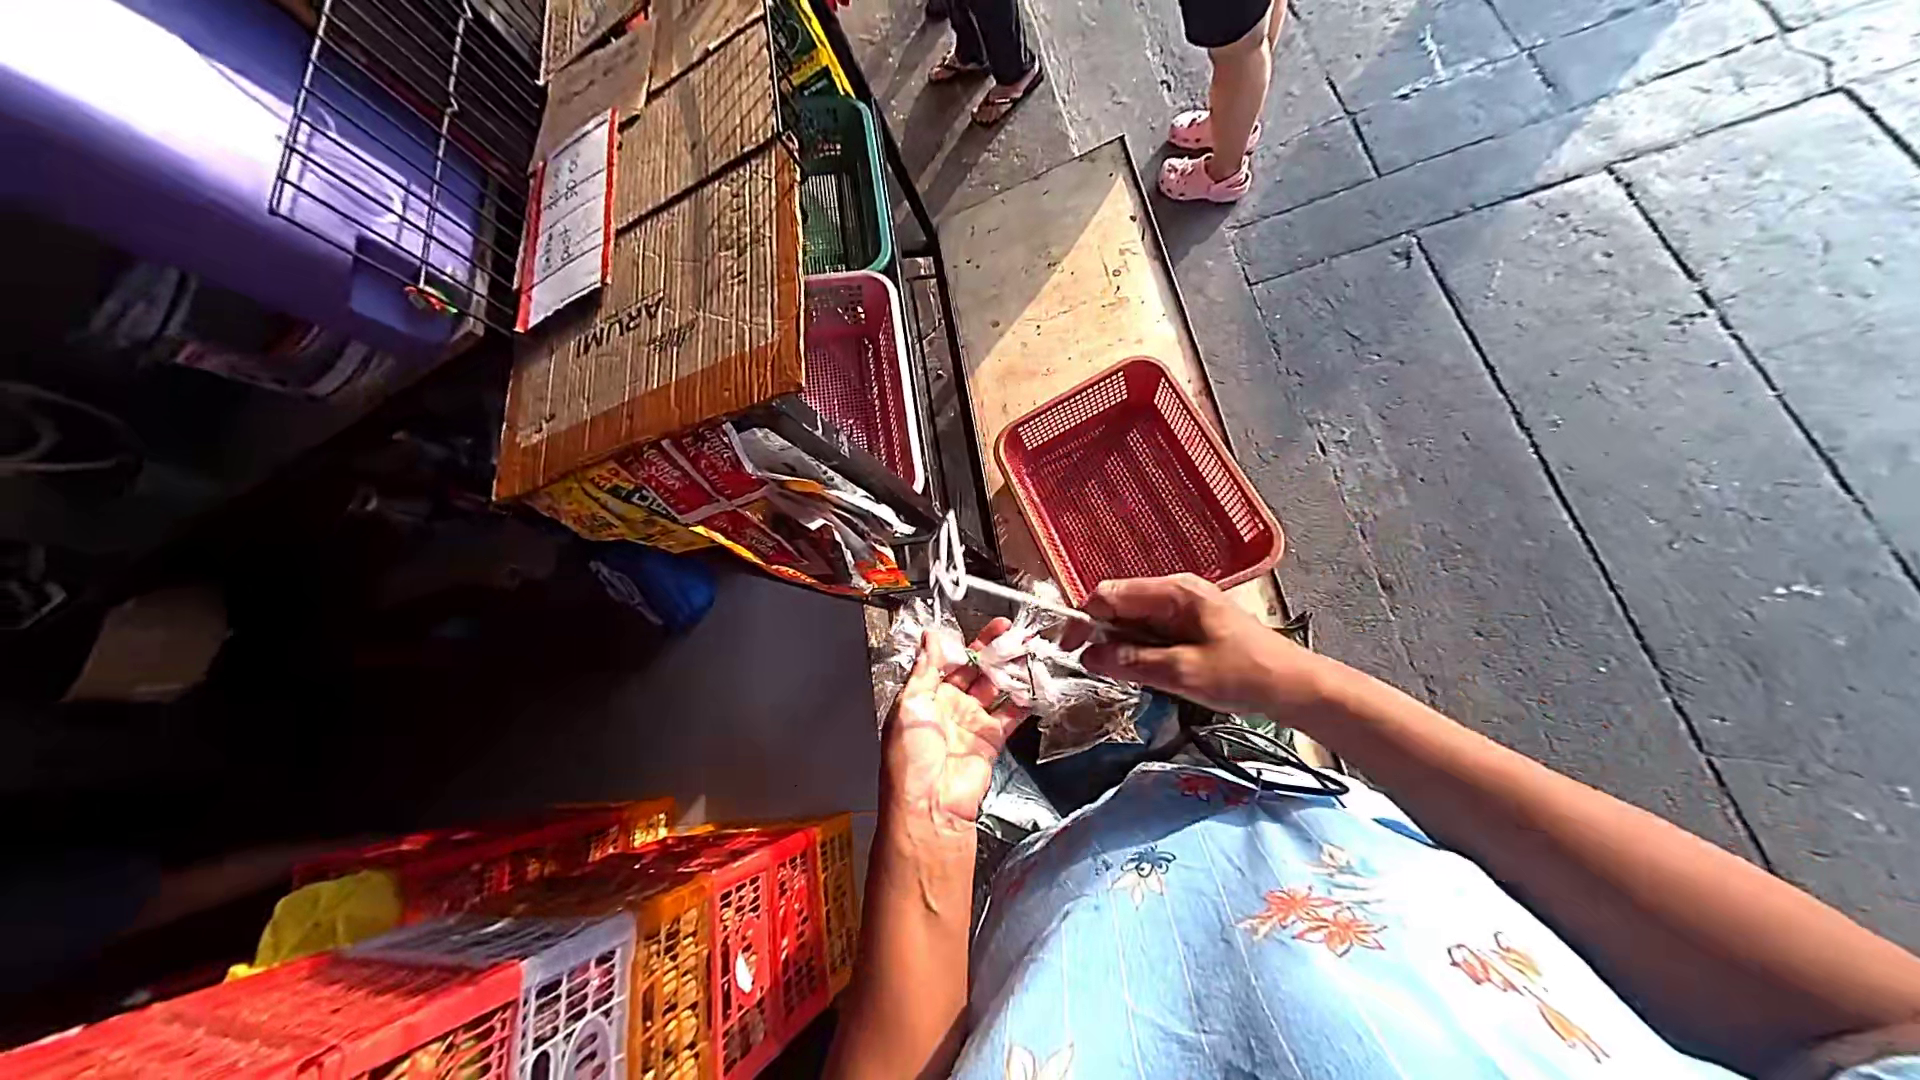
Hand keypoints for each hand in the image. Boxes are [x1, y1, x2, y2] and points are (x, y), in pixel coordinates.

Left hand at [882, 617, 1026, 828]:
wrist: (929, 807)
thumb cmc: (909, 760)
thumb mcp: (909, 705)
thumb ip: (925, 669)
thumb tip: (929, 637)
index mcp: (926, 695)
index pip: (951, 660)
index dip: (971, 642)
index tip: (990, 627)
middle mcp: (949, 706)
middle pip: (977, 671)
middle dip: (996, 652)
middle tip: (1016, 634)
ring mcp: (971, 723)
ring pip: (996, 688)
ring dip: (1012, 670)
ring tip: (1029, 652)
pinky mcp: (990, 740)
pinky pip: (1009, 715)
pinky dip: (1023, 701)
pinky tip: (1034, 685)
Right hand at [1070, 574, 1331, 715]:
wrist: (1295, 687)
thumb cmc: (1244, 674)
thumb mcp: (1184, 673)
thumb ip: (1132, 663)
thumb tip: (1088, 657)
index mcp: (1173, 592)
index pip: (1109, 594)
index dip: (1083, 619)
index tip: (1069, 650)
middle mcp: (1174, 591)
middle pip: (1118, 604)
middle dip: (1102, 635)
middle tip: (1101, 669)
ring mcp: (1182, 606)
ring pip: (1132, 619)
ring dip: (1121, 645)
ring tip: (1128, 675)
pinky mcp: (1188, 623)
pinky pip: (1149, 630)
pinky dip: (1138, 649)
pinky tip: (1148, 671)